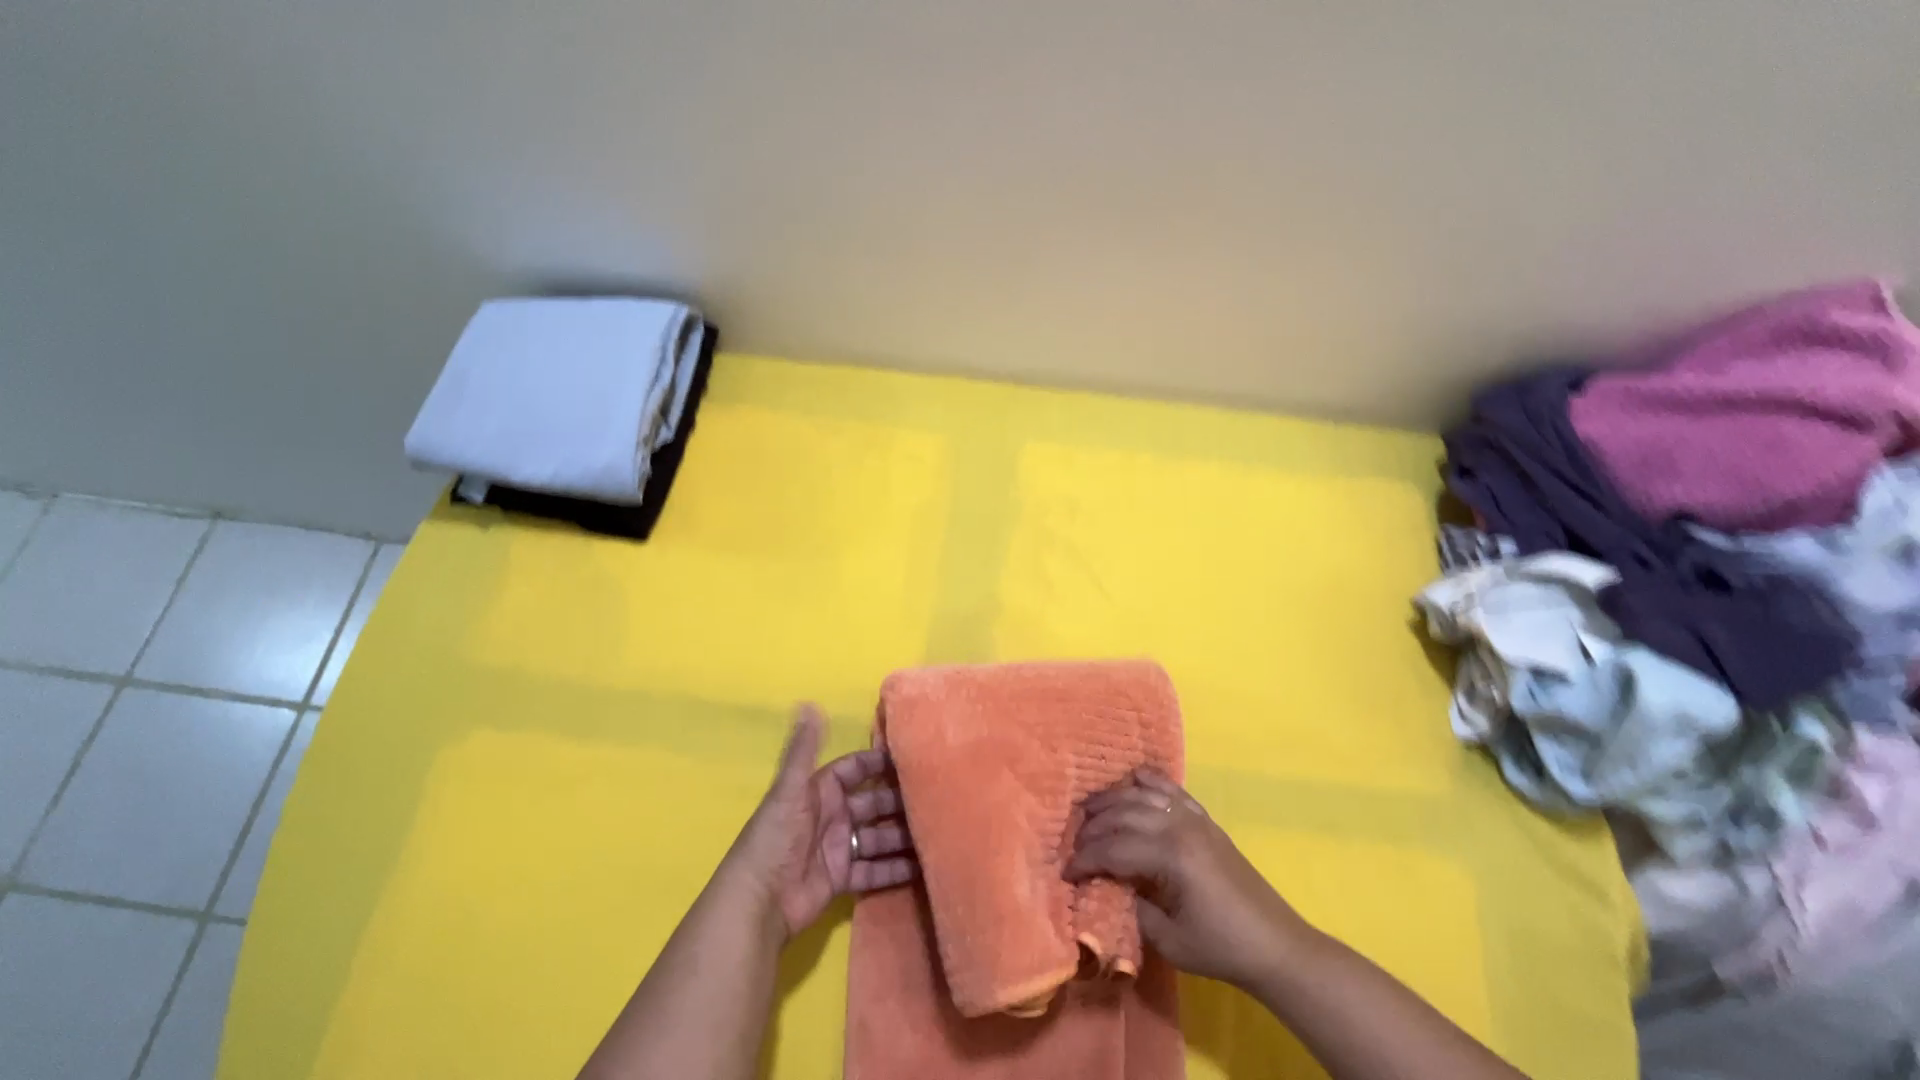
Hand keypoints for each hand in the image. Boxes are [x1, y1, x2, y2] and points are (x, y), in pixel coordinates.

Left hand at [727, 704, 916, 937]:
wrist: (759, 902)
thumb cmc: (775, 840)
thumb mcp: (789, 791)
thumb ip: (803, 750)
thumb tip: (810, 703)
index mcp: (818, 792)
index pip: (854, 770)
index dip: (879, 763)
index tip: (913, 758)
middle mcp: (830, 817)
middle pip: (872, 804)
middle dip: (899, 802)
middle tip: (938, 799)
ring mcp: (837, 849)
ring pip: (878, 838)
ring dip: (902, 837)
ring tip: (938, 833)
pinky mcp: (842, 880)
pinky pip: (874, 871)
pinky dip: (895, 870)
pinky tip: (924, 868)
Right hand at [1065, 768, 1310, 989]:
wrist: (1274, 944)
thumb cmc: (1220, 947)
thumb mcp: (1167, 939)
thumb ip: (1131, 906)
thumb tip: (1106, 886)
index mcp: (1170, 857)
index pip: (1113, 848)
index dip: (1084, 860)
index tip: (1065, 874)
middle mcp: (1180, 827)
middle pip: (1122, 815)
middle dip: (1091, 829)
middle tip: (1072, 846)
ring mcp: (1195, 819)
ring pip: (1142, 795)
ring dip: (1111, 800)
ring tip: (1088, 813)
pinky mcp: (1206, 820)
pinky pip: (1170, 790)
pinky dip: (1147, 782)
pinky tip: (1130, 781)